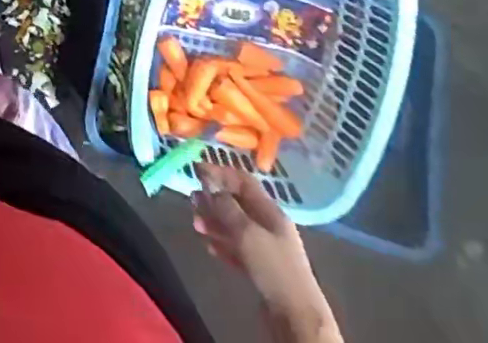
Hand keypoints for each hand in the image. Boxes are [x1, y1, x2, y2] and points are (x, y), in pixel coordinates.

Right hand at [192, 163, 341, 342]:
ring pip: (234, 226)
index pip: (243, 181)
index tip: (195, 170)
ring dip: (213, 221)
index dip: (219, 172)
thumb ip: (226, 206)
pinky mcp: (260, 269)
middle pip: (237, 203)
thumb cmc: (273, 268)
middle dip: (213, 199)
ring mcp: (265, 248)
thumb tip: (209, 184)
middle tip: (191, 200)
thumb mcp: (247, 232)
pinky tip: (208, 245)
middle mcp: (268, 225)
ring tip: (195, 223)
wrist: (296, 318)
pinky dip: (221, 243)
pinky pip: (236, 248)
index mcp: (270, 211)